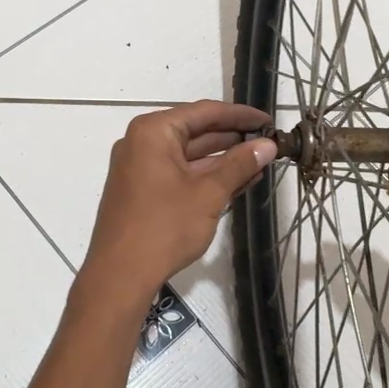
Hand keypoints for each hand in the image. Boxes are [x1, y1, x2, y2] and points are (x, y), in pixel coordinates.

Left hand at [79, 101, 277, 314]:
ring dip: (222, 160)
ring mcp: (139, 167)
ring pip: (188, 155)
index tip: (268, 121)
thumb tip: (268, 145)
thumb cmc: (164, 227)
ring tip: (260, 164)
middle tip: (269, 143)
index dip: (240, 116)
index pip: (204, 112)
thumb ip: (239, 165)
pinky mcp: (141, 190)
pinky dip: (205, 177)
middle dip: (233, 139)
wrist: (119, 275)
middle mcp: (142, 142)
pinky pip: (179, 173)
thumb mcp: (208, 194)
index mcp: (153, 131)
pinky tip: (236, 183)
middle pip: (195, 131)